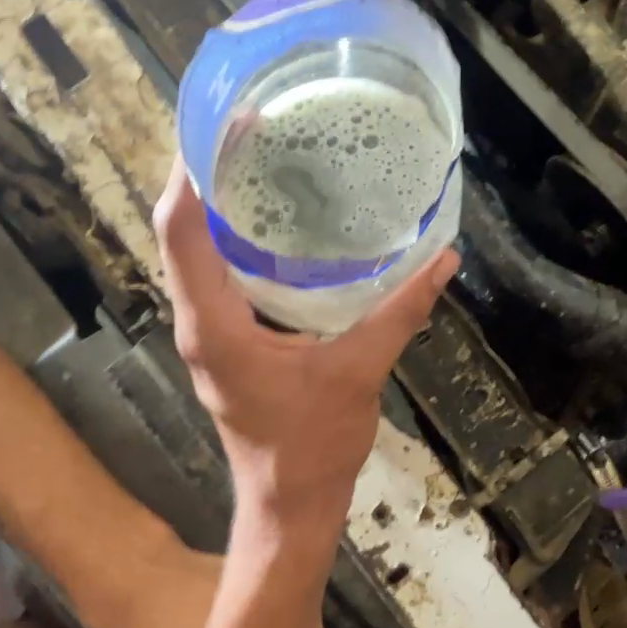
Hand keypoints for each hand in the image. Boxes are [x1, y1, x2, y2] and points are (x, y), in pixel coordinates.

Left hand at [155, 160, 457, 524]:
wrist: (291, 502)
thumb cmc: (314, 443)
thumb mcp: (361, 370)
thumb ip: (401, 311)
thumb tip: (445, 258)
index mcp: (215, 325)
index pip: (182, 231)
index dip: (193, 172)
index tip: (222, 124)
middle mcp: (198, 321)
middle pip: (180, 230)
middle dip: (203, 173)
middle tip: (248, 126)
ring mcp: (207, 331)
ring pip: (194, 250)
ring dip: (216, 202)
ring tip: (258, 156)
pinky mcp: (226, 339)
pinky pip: (217, 271)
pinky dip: (236, 235)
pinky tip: (276, 219)